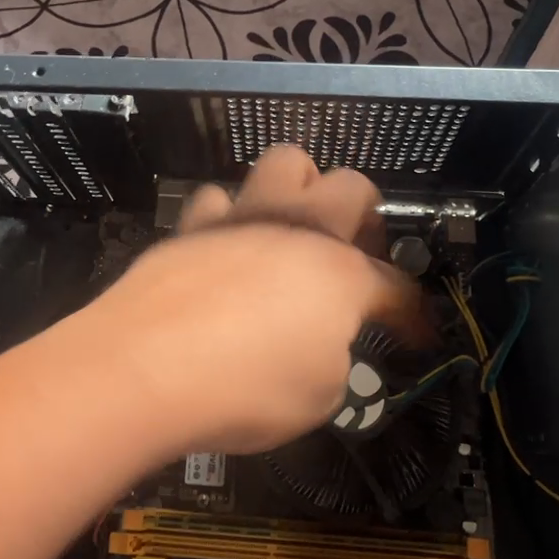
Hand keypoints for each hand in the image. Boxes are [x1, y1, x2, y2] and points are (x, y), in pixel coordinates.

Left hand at [57, 145, 419, 456]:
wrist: (143, 367)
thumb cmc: (244, 390)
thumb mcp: (318, 396)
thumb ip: (332, 354)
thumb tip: (320, 339)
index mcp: (341, 272)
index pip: (397, 286)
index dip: (413, 313)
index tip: (415, 333)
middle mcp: (296, 227)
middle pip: (351, 184)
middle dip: (364, 216)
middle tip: (354, 257)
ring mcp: (241, 217)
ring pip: (283, 162)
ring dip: (296, 191)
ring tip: (288, 234)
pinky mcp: (189, 226)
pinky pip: (216, 200)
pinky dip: (228, 218)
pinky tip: (225, 250)